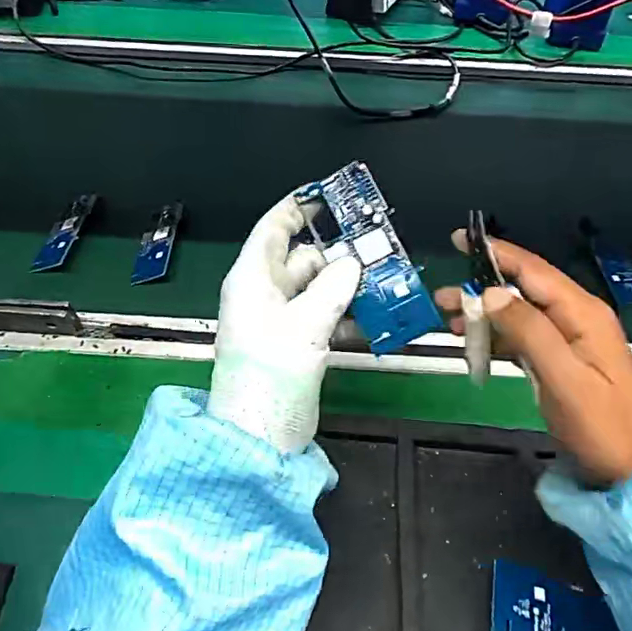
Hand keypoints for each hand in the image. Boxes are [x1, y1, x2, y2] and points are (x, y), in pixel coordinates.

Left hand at [206, 196, 362, 453]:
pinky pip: (319, 313)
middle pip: (300, 257)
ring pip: (313, 287)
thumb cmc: (270, 373)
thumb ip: (333, 287)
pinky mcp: (292, 343)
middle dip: (334, 252)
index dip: (296, 208)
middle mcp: (262, 293)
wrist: (258, 434)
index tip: (324, 196)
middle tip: (373, 247)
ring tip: (378, 280)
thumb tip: (353, 262)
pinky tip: (367, 313)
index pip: (272, 229)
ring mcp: (277, 319)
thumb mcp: (305, 324)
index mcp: (252, 278)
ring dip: (342, 283)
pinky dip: (340, 310)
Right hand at [433, 234, 631, 484]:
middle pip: (523, 290)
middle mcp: (578, 318)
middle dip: (481, 288)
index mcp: (582, 314)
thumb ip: (528, 330)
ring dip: (486, 314)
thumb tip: (491, 293)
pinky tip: (477, 343)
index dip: (496, 253)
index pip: (533, 270)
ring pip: (521, 313)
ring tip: (451, 319)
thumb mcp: (563, 377)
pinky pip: (526, 336)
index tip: (462, 239)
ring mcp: (572, 339)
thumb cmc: (602, 427)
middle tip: (444, 297)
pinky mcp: (565, 360)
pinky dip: (499, 336)